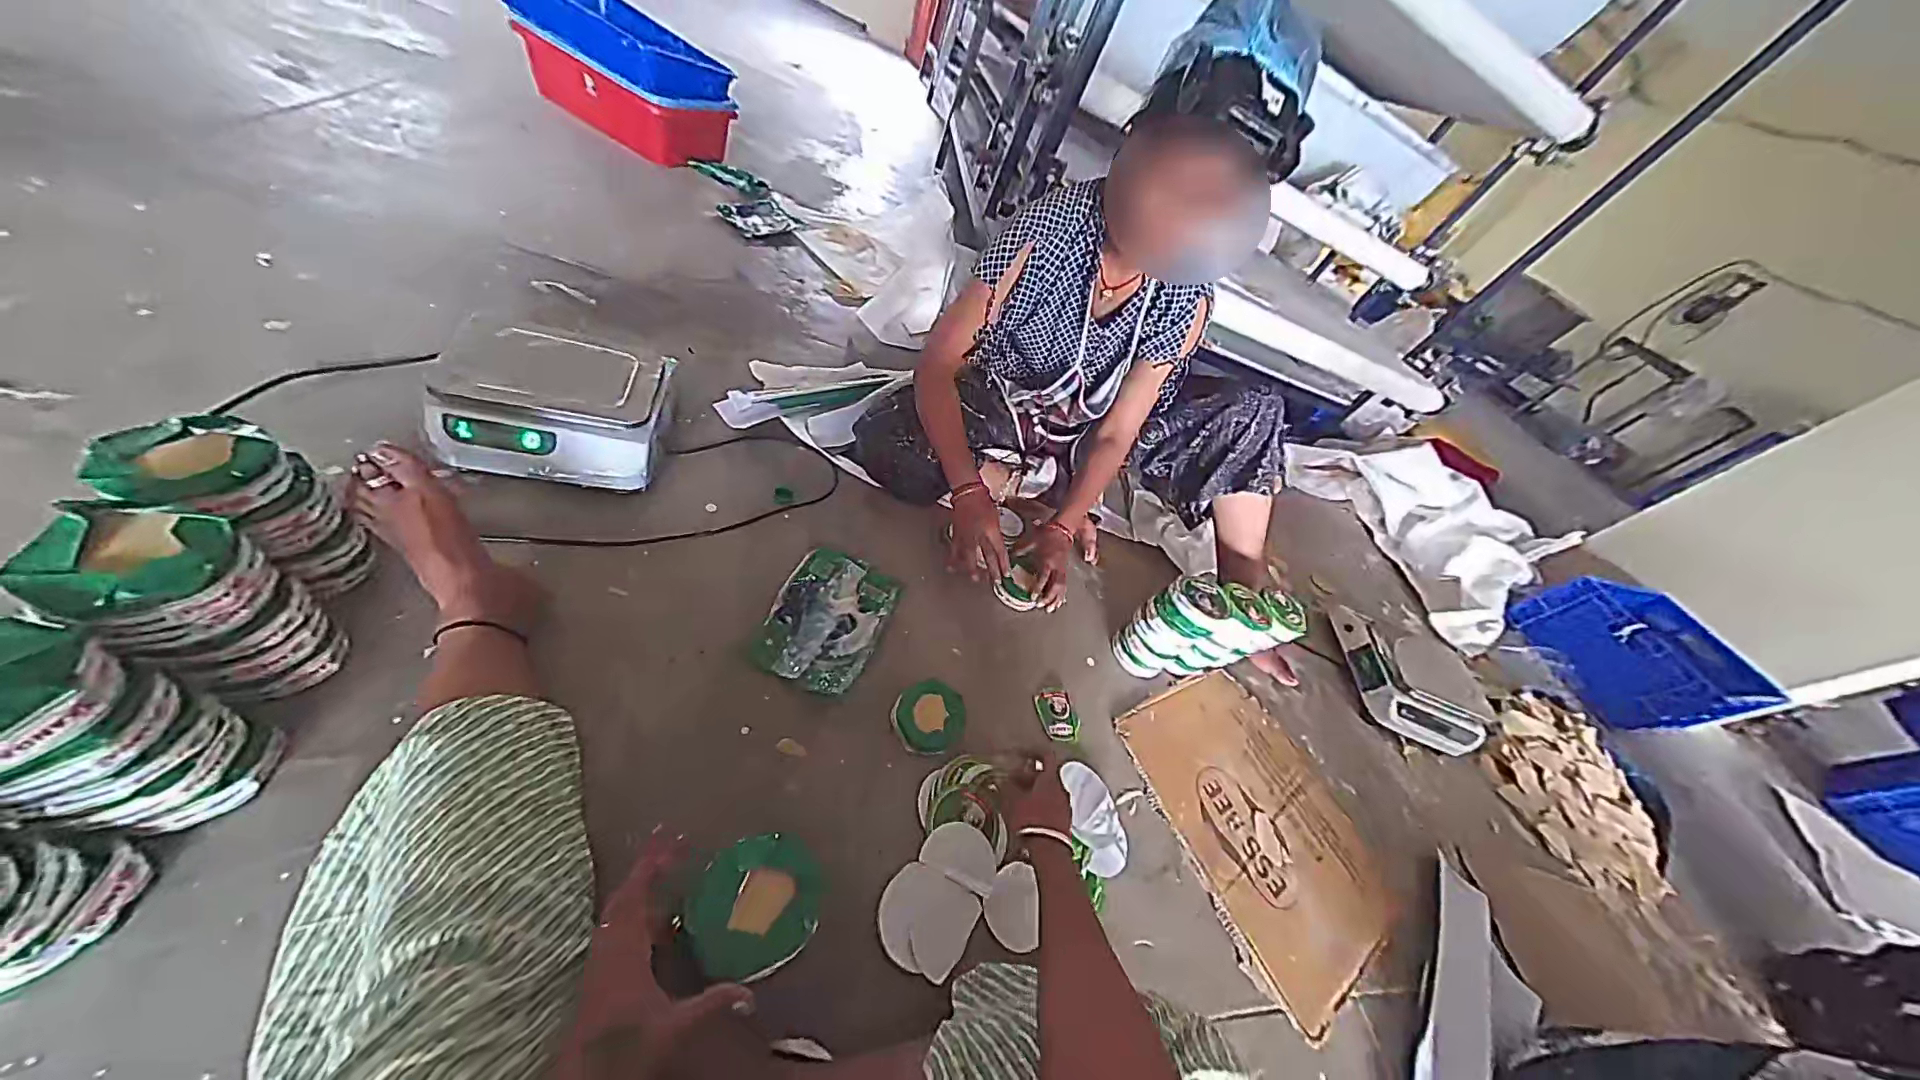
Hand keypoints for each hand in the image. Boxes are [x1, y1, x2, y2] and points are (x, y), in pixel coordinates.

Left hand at [560, 830, 754, 1079]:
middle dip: (648, 867)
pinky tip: (660, 923)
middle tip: (673, 844)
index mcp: (624, 951)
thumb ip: (710, 1004)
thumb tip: (749, 993)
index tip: (669, 839)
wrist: (584, 1078)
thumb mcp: (672, 1027)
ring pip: (619, 911)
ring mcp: (602, 960)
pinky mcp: (601, 973)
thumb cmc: (625, 1046)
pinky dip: (639, 913)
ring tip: (668, 872)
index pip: (637, 897)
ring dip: (642, 888)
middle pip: (626, 896)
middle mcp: (609, 948)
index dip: (651, 866)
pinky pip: (619, 928)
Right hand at [948, 487, 1010, 583]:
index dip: (1004, 564)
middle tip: (996, 582)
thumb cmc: (983, 502)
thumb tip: (998, 546)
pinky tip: (951, 567)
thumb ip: (996, 534)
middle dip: (992, 571)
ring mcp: (967, 537)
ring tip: (975, 578)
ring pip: (970, 557)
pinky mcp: (957, 535)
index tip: (1007, 574)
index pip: (999, 552)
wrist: (967, 494)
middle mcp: (979, 537)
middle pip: (987, 558)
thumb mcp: (996, 518)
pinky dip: (954, 560)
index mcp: (991, 531)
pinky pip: (955, 550)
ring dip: (973, 569)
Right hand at [1004, 753, 1072, 837]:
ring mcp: (1065, 806)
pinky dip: (1040, 804)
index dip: (1033, 752)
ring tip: (1018, 797)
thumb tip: (999, 777)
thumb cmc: (1030, 819)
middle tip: (1013, 779)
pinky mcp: (1065, 821)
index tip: (1022, 754)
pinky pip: (1052, 805)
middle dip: (1029, 775)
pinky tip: (1028, 812)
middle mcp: (1061, 789)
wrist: (1049, 850)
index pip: (1046, 756)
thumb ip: (1005, 785)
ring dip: (1035, 790)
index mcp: (1050, 779)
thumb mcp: (1012, 800)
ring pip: (1049, 791)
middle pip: (1046, 775)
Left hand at [1013, 520, 1074, 610]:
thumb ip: (1018, 551)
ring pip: (1061, 587)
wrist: (1061, 529)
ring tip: (1050, 609)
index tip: (1032, 597)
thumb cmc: (1045, 534)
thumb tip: (1007, 559)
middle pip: (1055, 585)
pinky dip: (1061, 595)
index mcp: (1047, 560)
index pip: (1044, 577)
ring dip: (1055, 599)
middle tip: (1040, 605)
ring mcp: (1062, 569)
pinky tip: (1058, 602)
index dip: (1038, 588)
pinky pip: (1065, 584)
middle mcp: (1056, 567)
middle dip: (1048, 597)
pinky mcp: (1065, 570)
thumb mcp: (1029, 541)